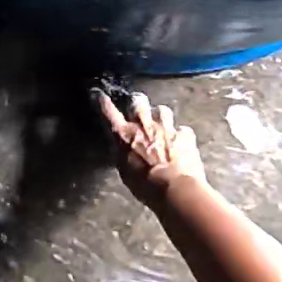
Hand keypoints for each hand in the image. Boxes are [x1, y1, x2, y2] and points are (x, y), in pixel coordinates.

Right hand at [95, 90, 207, 205]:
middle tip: (137, 109)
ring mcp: (166, 128)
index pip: (107, 111)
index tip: (97, 93)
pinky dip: (180, 135)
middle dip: (136, 102)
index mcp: (124, 134)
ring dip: (160, 115)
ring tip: (161, 124)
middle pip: (137, 100)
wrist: (176, 189)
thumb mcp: (124, 169)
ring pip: (162, 109)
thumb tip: (121, 147)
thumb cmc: (145, 185)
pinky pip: (182, 129)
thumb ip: (122, 152)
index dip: (101, 100)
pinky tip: (181, 142)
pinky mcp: (185, 135)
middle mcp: (143, 125)